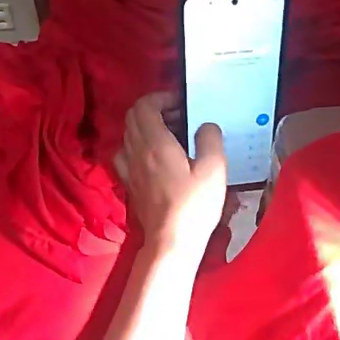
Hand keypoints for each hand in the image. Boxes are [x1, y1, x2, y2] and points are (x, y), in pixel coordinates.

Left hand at [113, 93, 227, 254]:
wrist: (171, 241)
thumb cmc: (194, 205)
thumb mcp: (213, 169)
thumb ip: (210, 140)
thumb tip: (205, 126)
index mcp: (155, 143)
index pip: (144, 105)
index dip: (161, 97)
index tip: (181, 103)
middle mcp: (136, 152)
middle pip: (132, 117)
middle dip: (153, 109)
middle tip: (178, 117)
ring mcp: (129, 169)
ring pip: (127, 135)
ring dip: (145, 128)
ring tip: (168, 136)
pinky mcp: (129, 185)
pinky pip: (125, 156)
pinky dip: (136, 148)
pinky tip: (153, 158)